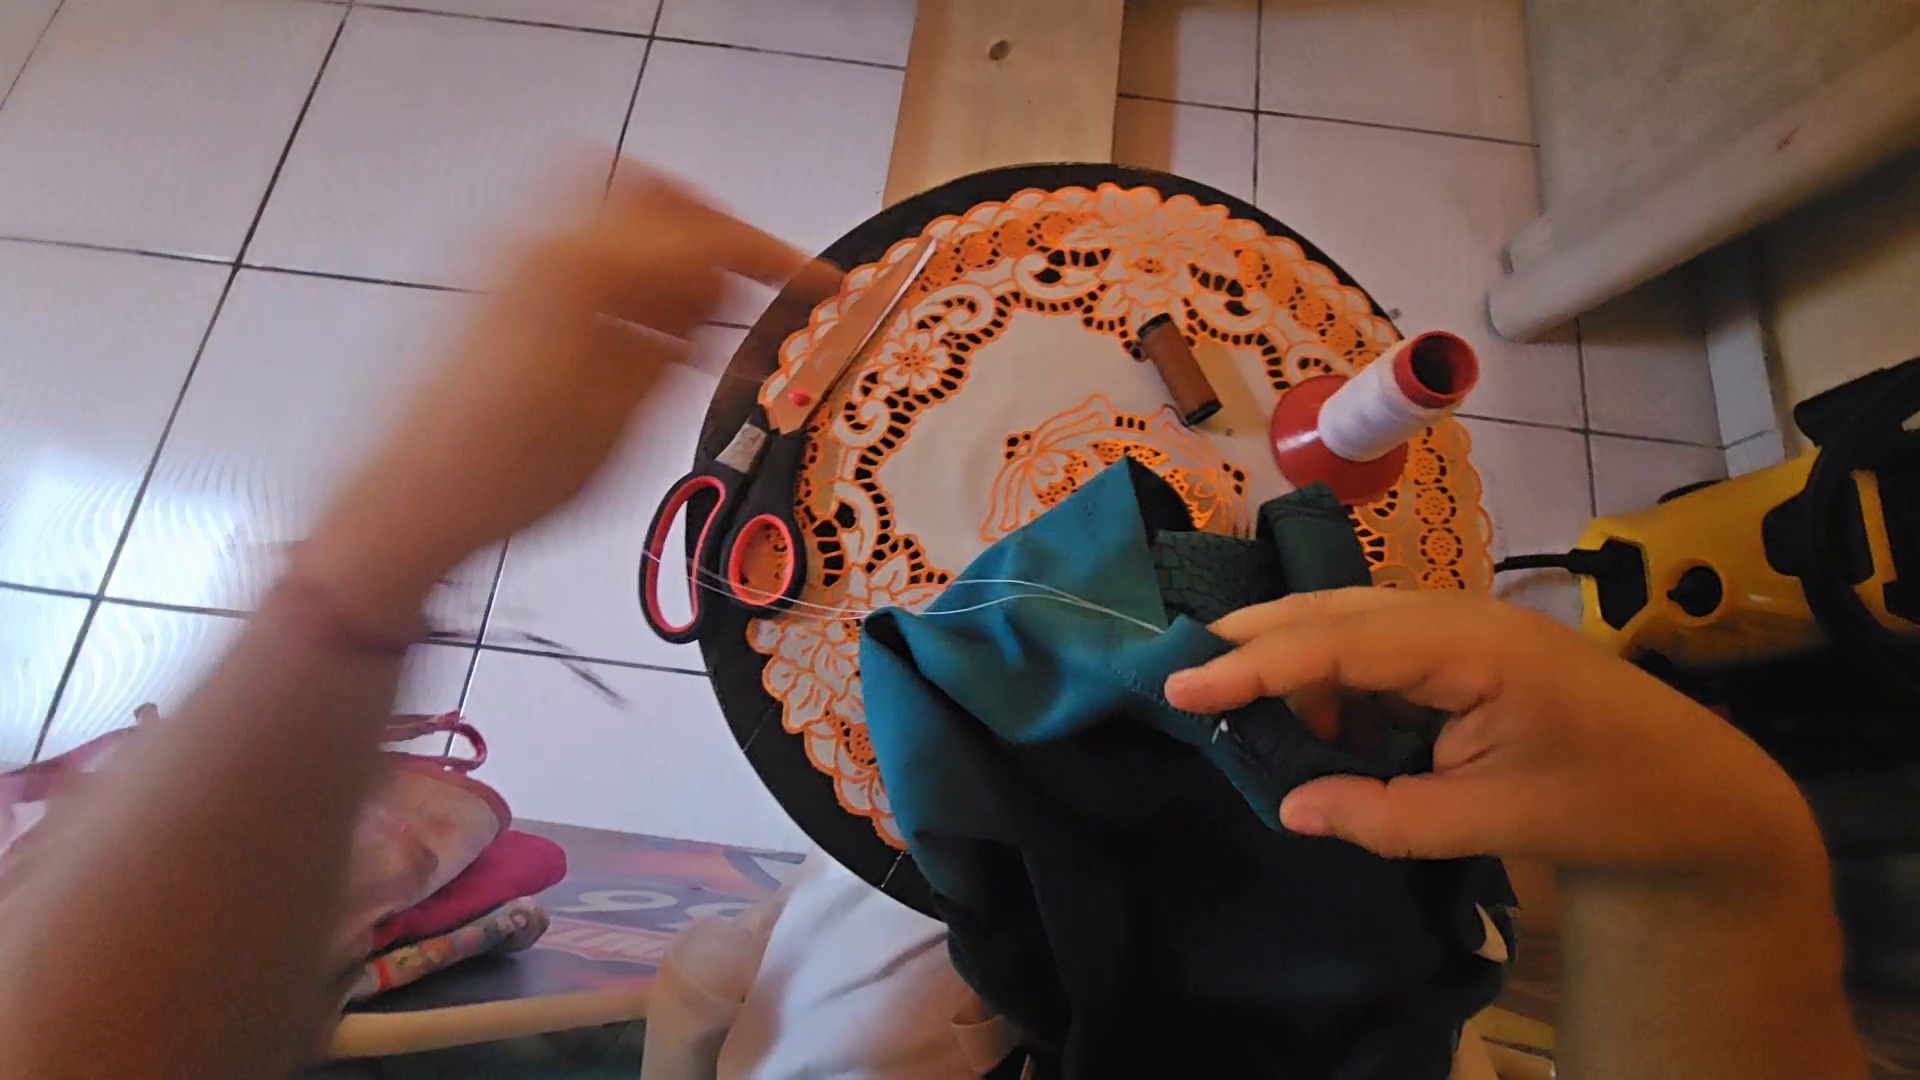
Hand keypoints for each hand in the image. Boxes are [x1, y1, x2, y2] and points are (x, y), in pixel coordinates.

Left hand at [296, 169, 824, 629]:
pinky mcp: (499, 287)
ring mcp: (512, 260)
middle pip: (656, 193)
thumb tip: (728, 306)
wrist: (405, 504)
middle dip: (719, 235)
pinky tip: (649, 338)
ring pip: (620, 215)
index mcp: (581, 275)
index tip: (822, 287)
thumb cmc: (517, 475)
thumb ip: (678, 345)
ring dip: (678, 257)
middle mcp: (542, 244)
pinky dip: (636, 277)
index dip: (775, 257)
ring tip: (698, 330)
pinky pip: (587, 251)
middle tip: (753, 295)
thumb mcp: (620, 418)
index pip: (704, 237)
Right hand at [1168, 589, 1865, 1079]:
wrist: (1696, 786)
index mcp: (1465, 646)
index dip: (1248, 665)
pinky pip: (1358, 645)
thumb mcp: (1493, 820)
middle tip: (1185, 679)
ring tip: (1253, 718)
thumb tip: (1288, 809)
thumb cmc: (1606, 803)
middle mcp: (1444, 611)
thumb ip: (1383, 815)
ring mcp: (1443, 619)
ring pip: (1331, 620)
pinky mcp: (1440, 638)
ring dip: (1288, 667)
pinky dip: (1325, 682)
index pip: (1330, 642)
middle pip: (1319, 610)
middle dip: (1247, 642)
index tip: (1180, 687)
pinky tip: (1325, 726)